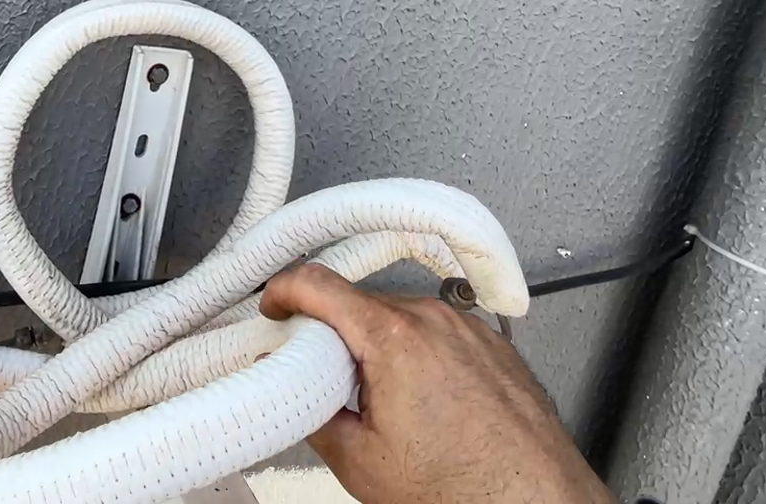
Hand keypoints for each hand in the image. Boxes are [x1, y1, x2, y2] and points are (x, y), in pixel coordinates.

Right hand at [261, 264, 614, 503]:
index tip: (274, 306)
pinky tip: (423, 398)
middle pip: (356, 301)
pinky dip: (416, 349)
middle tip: (325, 371)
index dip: (283, 290)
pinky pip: (435, 329)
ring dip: (375, 339)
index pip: (317, 283)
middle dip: (332, 329)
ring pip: (396, 314)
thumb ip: (306, 408)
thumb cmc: (466, 493)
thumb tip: (280, 378)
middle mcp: (431, 318)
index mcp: (393, 336)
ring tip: (383, 395)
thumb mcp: (360, 462)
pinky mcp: (491, 343)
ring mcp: (466, 326)